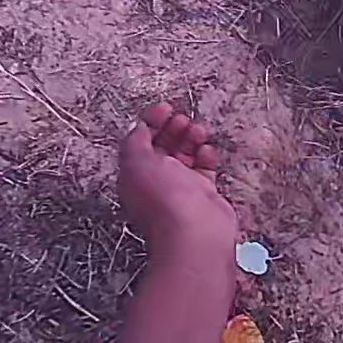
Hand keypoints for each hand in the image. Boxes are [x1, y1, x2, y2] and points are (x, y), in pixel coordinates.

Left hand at [118, 103, 237, 272]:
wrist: (194, 233)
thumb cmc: (164, 199)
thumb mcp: (137, 162)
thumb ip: (135, 141)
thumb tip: (138, 127)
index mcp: (136, 173)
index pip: (141, 140)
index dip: (151, 121)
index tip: (165, 108)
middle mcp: (156, 180)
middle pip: (164, 145)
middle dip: (173, 128)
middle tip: (183, 120)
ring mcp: (181, 187)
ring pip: (185, 154)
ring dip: (191, 138)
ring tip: (199, 132)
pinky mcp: (203, 193)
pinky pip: (205, 167)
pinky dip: (206, 155)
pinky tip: (207, 151)